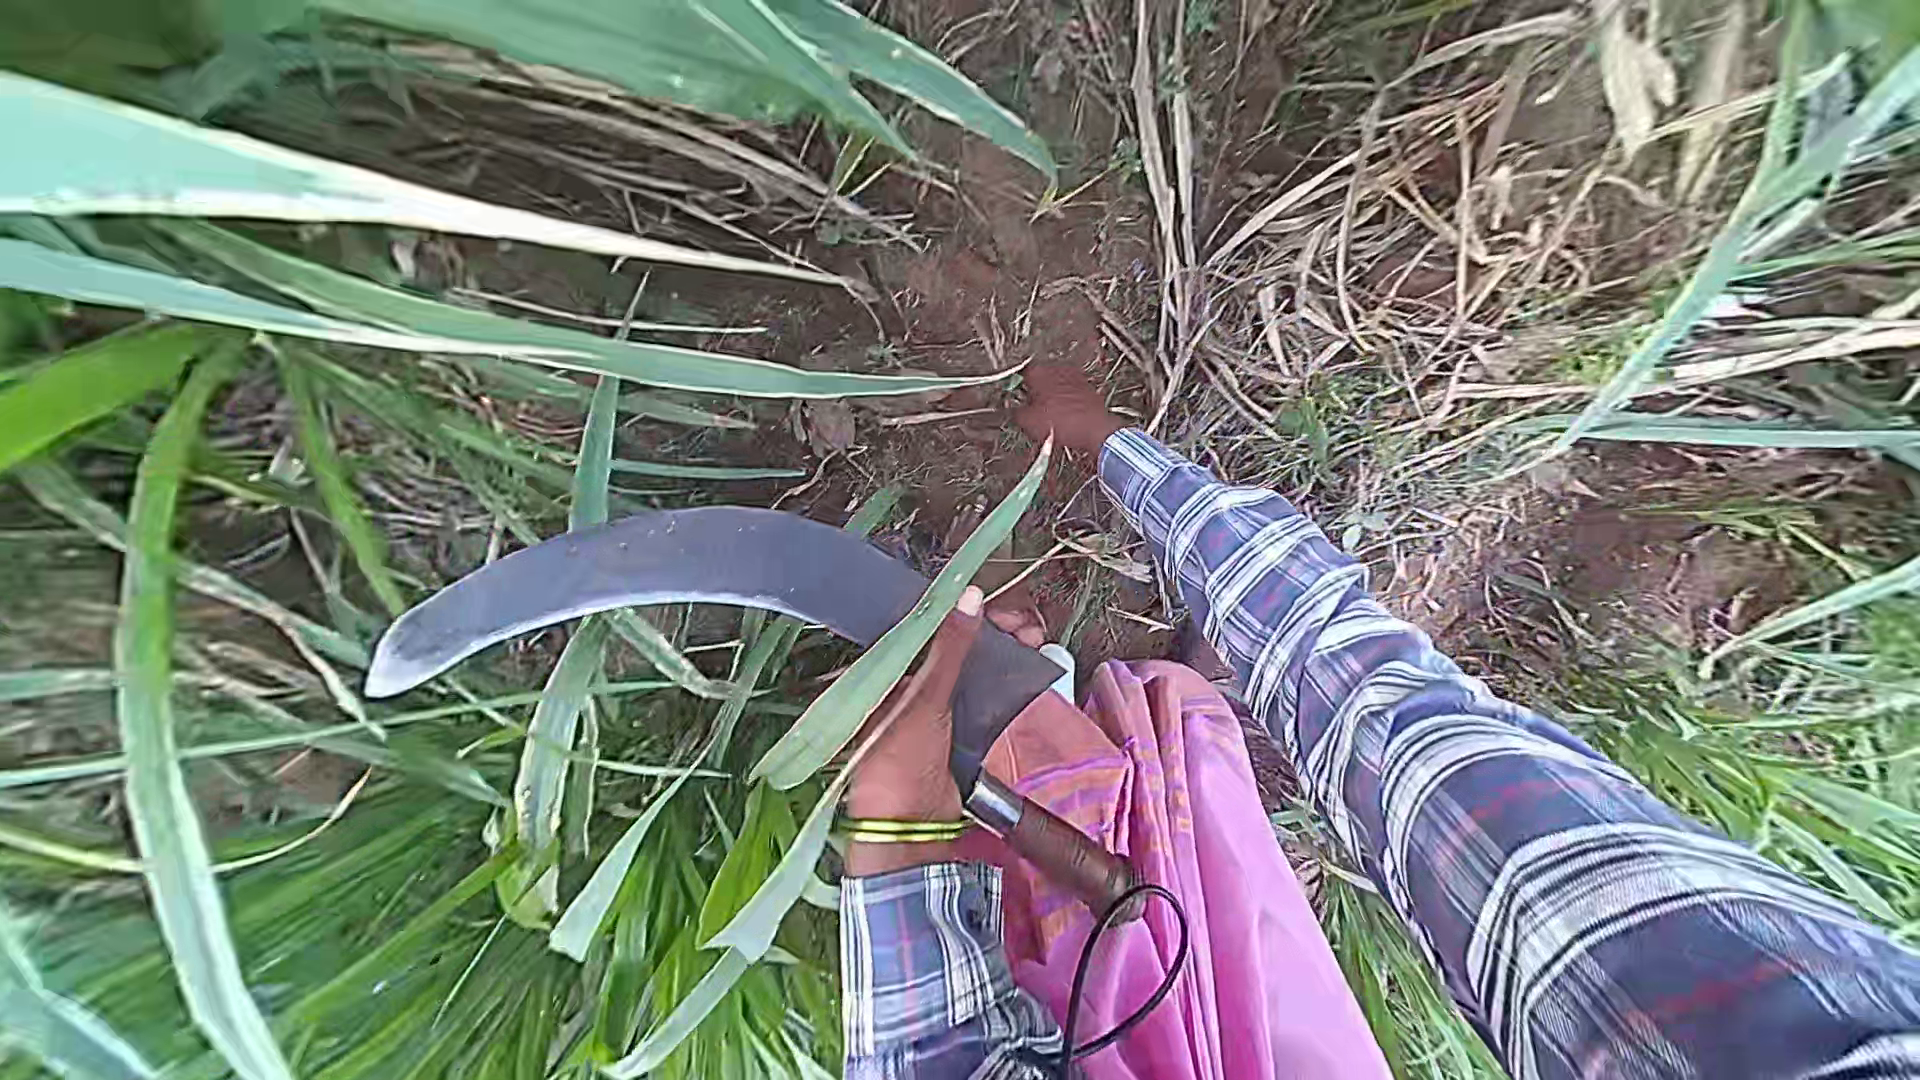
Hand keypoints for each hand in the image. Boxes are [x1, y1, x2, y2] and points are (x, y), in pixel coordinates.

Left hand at [843, 585, 1050, 874]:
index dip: (959, 609)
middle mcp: (906, 677)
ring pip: (970, 659)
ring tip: (1032, 636)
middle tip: (1023, 622)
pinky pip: (979, 684)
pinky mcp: (953, 718)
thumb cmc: (900, 757)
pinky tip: (1025, 658)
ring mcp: (931, 698)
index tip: (992, 600)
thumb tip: (969, 596)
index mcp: (885, 666)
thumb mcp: (923, 697)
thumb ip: (949, 647)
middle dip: (991, 628)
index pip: (925, 622)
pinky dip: (1002, 671)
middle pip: (952, 639)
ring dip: (1001, 646)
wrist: (911, 826)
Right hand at [1014, 362, 1126, 456]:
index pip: (1020, 374)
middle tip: (1031, 411)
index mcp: (1039, 372)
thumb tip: (1014, 411)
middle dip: (1034, 394)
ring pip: (1055, 386)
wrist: (1094, 430)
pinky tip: (1064, 418)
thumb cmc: (1063, 422)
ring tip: (1049, 417)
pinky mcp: (1087, 388)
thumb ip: (1015, 412)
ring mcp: (1075, 377)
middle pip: (1039, 379)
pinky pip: (1070, 394)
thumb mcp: (1027, 422)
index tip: (1014, 399)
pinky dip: (1066, 403)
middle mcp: (1058, 370)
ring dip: (1051, 398)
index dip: (1015, 388)